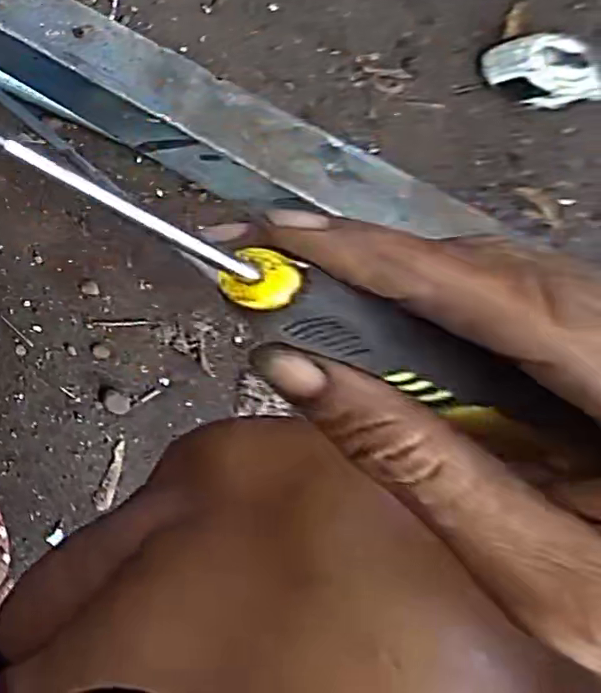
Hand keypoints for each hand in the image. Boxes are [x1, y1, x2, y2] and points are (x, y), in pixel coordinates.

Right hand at [216, 211, 600, 672]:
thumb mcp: (541, 573)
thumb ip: (413, 461)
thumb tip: (285, 366)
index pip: (497, 297)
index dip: (372, 254)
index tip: (273, 232)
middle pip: (496, 274)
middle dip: (366, 260)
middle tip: (264, 261)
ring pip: (506, 281)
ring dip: (392, 281)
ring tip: (305, 291)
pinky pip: (520, 308)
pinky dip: (431, 305)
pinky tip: (378, 323)